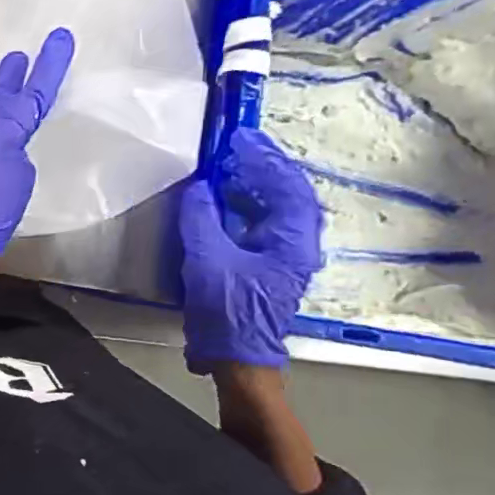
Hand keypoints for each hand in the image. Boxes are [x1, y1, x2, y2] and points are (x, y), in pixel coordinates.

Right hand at [179, 129, 323, 373]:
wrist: (235, 357)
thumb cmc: (227, 309)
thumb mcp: (207, 261)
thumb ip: (201, 219)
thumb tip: (198, 187)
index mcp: (292, 239)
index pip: (285, 184)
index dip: (262, 158)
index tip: (239, 137)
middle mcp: (296, 244)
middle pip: (286, 193)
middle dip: (261, 167)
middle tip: (233, 147)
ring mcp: (282, 256)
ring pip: (274, 209)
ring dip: (252, 186)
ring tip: (226, 168)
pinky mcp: (266, 267)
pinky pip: (260, 224)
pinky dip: (244, 207)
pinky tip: (222, 203)